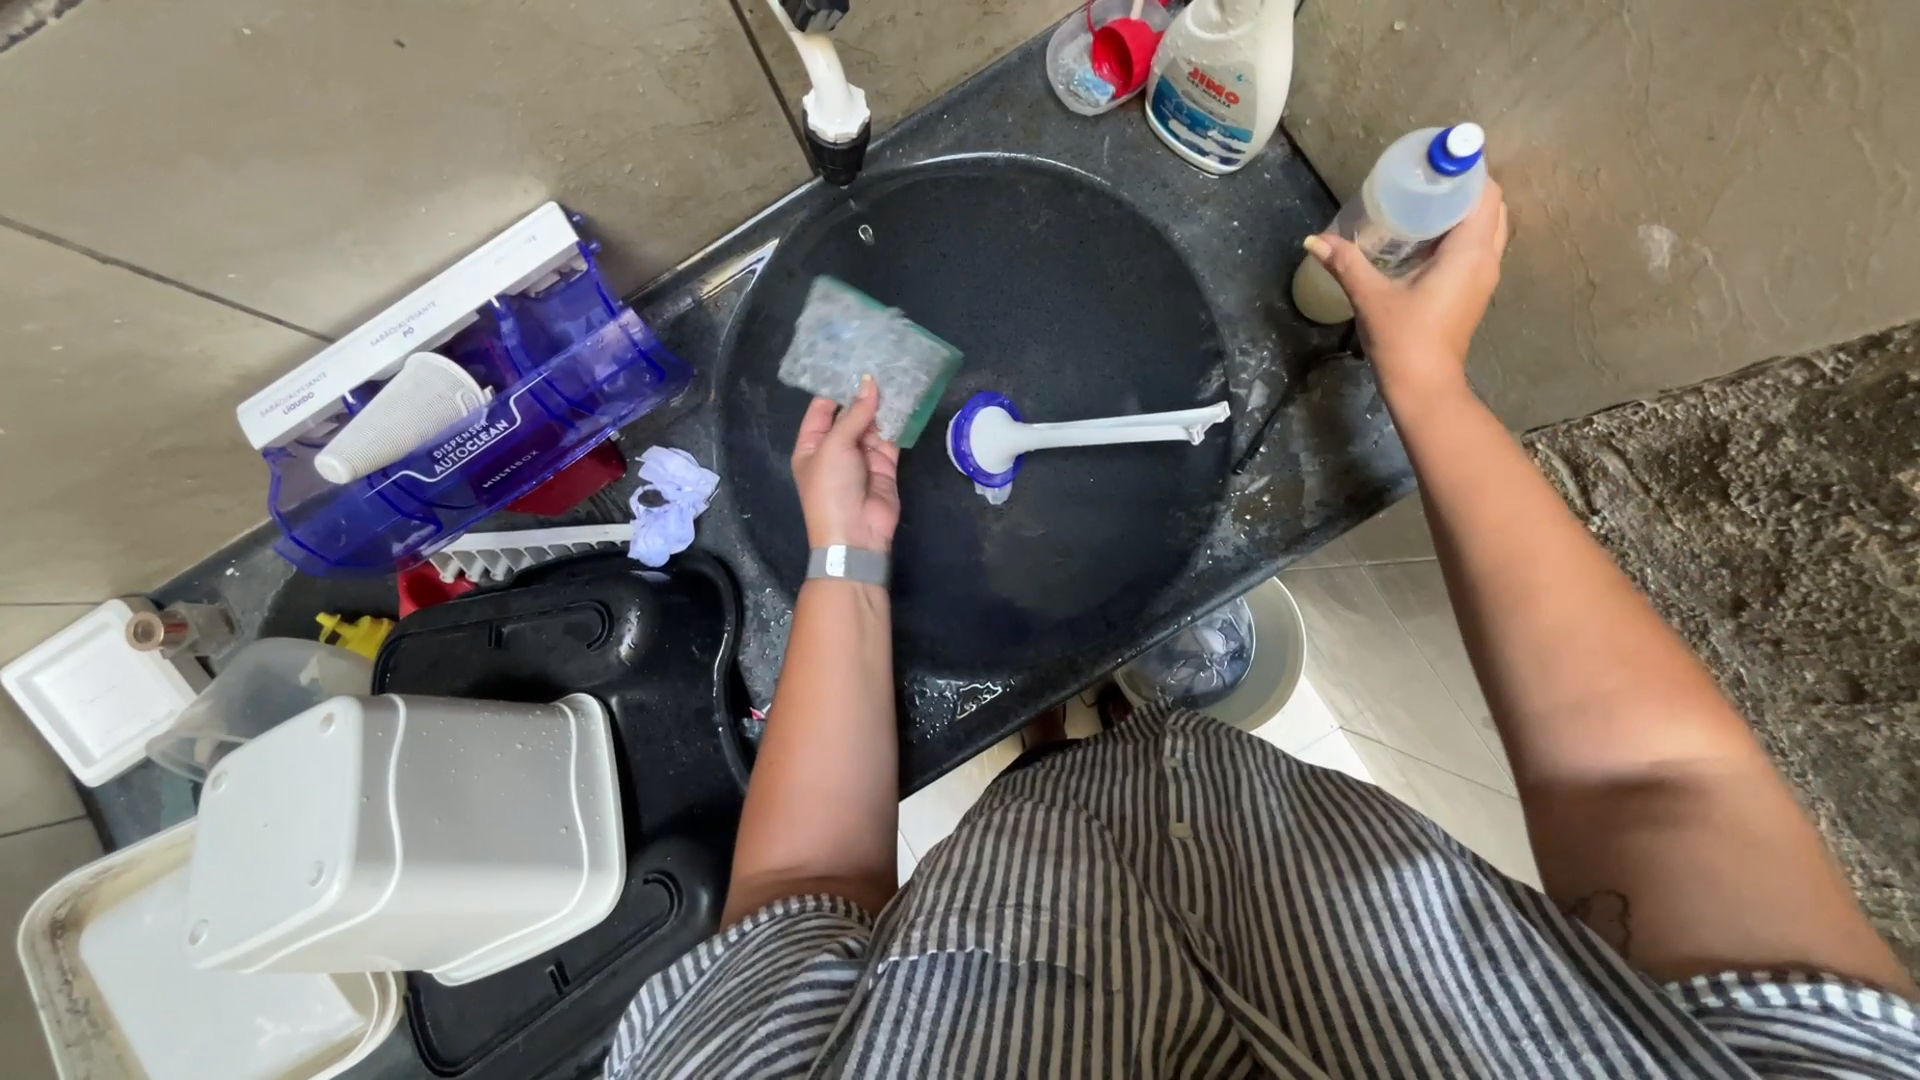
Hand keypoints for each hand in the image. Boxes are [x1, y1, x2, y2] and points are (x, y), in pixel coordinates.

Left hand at [791, 375, 901, 552]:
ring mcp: (861, 458)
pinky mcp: (885, 466)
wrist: (856, 535)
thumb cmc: (831, 488)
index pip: (822, 410)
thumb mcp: (834, 447)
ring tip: (897, 376)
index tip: (853, 363)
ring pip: (873, 425)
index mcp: (811, 446)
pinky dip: (899, 423)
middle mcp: (836, 450)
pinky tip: (907, 400)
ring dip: (883, 406)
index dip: (836, 389)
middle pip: (850, 415)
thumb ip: (854, 414)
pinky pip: (891, 439)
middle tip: (882, 363)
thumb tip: (869, 382)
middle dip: (864, 394)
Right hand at [1305, 180, 1508, 401]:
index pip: (1483, 191)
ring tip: (1423, 205)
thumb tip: (1313, 240)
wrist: (1423, 384)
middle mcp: (1485, 258)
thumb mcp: (1370, 297)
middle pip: (1488, 204)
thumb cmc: (1403, 338)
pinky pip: (1475, 246)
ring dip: (1461, 210)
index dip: (1465, 168)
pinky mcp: (1473, 290)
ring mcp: (1483, 276)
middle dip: (1462, 186)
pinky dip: (1457, 233)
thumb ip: (1345, 263)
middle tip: (1423, 180)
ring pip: (1485, 226)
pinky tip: (1425, 238)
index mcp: (1469, 251)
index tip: (1436, 159)